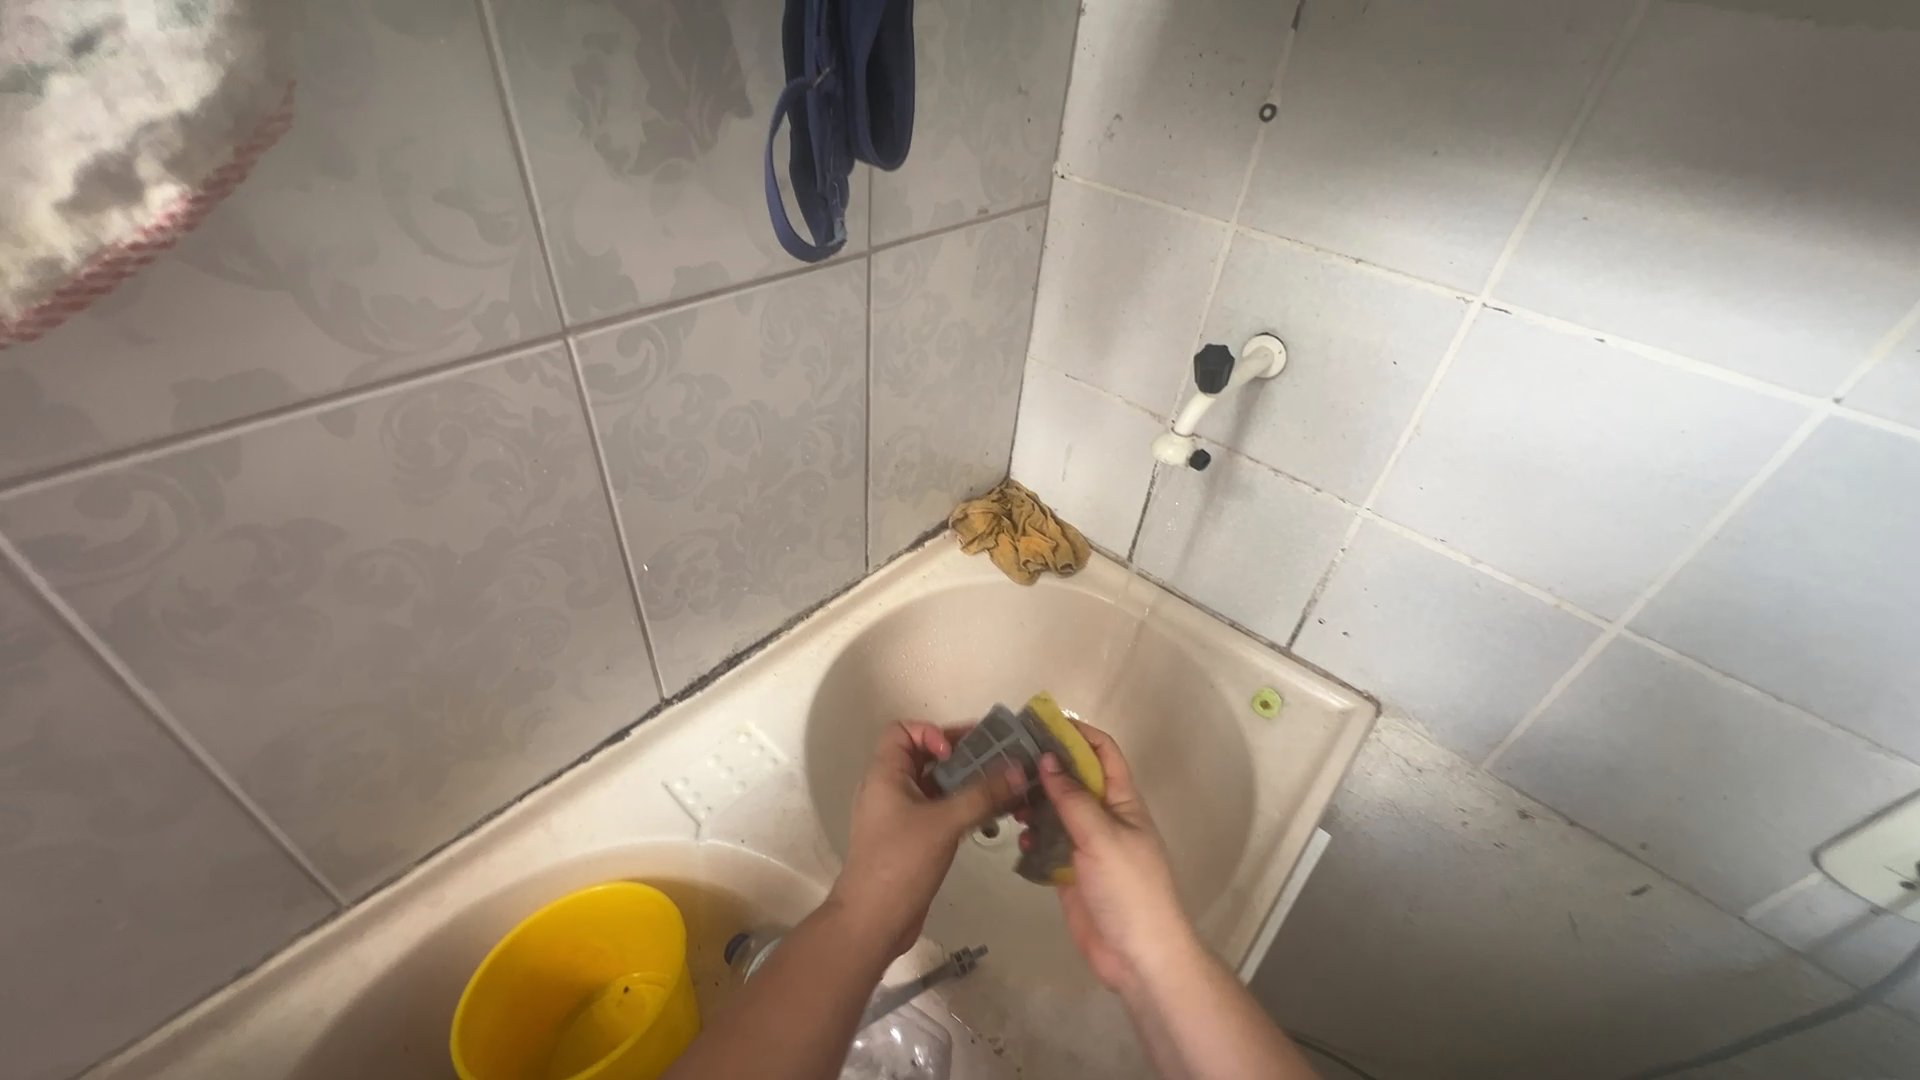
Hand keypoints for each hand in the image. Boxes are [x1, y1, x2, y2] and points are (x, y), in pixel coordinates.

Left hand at [830, 721, 1021, 956]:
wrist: (872, 922)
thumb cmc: (901, 862)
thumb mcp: (944, 823)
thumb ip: (983, 794)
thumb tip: (1019, 768)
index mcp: (885, 774)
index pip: (902, 731)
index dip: (930, 732)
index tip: (956, 752)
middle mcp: (889, 789)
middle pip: (923, 756)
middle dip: (960, 755)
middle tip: (996, 759)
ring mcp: (899, 815)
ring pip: (934, 785)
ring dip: (964, 782)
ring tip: (1001, 786)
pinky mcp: (911, 838)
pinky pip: (937, 809)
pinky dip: (960, 806)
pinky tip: (988, 816)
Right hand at [1023, 722, 1197, 994]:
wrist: (1137, 956)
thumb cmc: (1129, 887)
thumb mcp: (1102, 836)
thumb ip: (1073, 798)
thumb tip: (1048, 758)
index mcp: (1122, 801)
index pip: (1103, 752)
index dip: (1079, 733)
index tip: (1043, 723)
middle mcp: (1104, 816)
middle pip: (1074, 778)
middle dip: (1047, 766)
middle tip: (1009, 758)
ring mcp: (1086, 844)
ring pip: (1056, 810)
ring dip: (1035, 802)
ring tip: (1009, 798)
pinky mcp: (1069, 870)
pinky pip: (1047, 843)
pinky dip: (1033, 837)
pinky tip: (1020, 839)